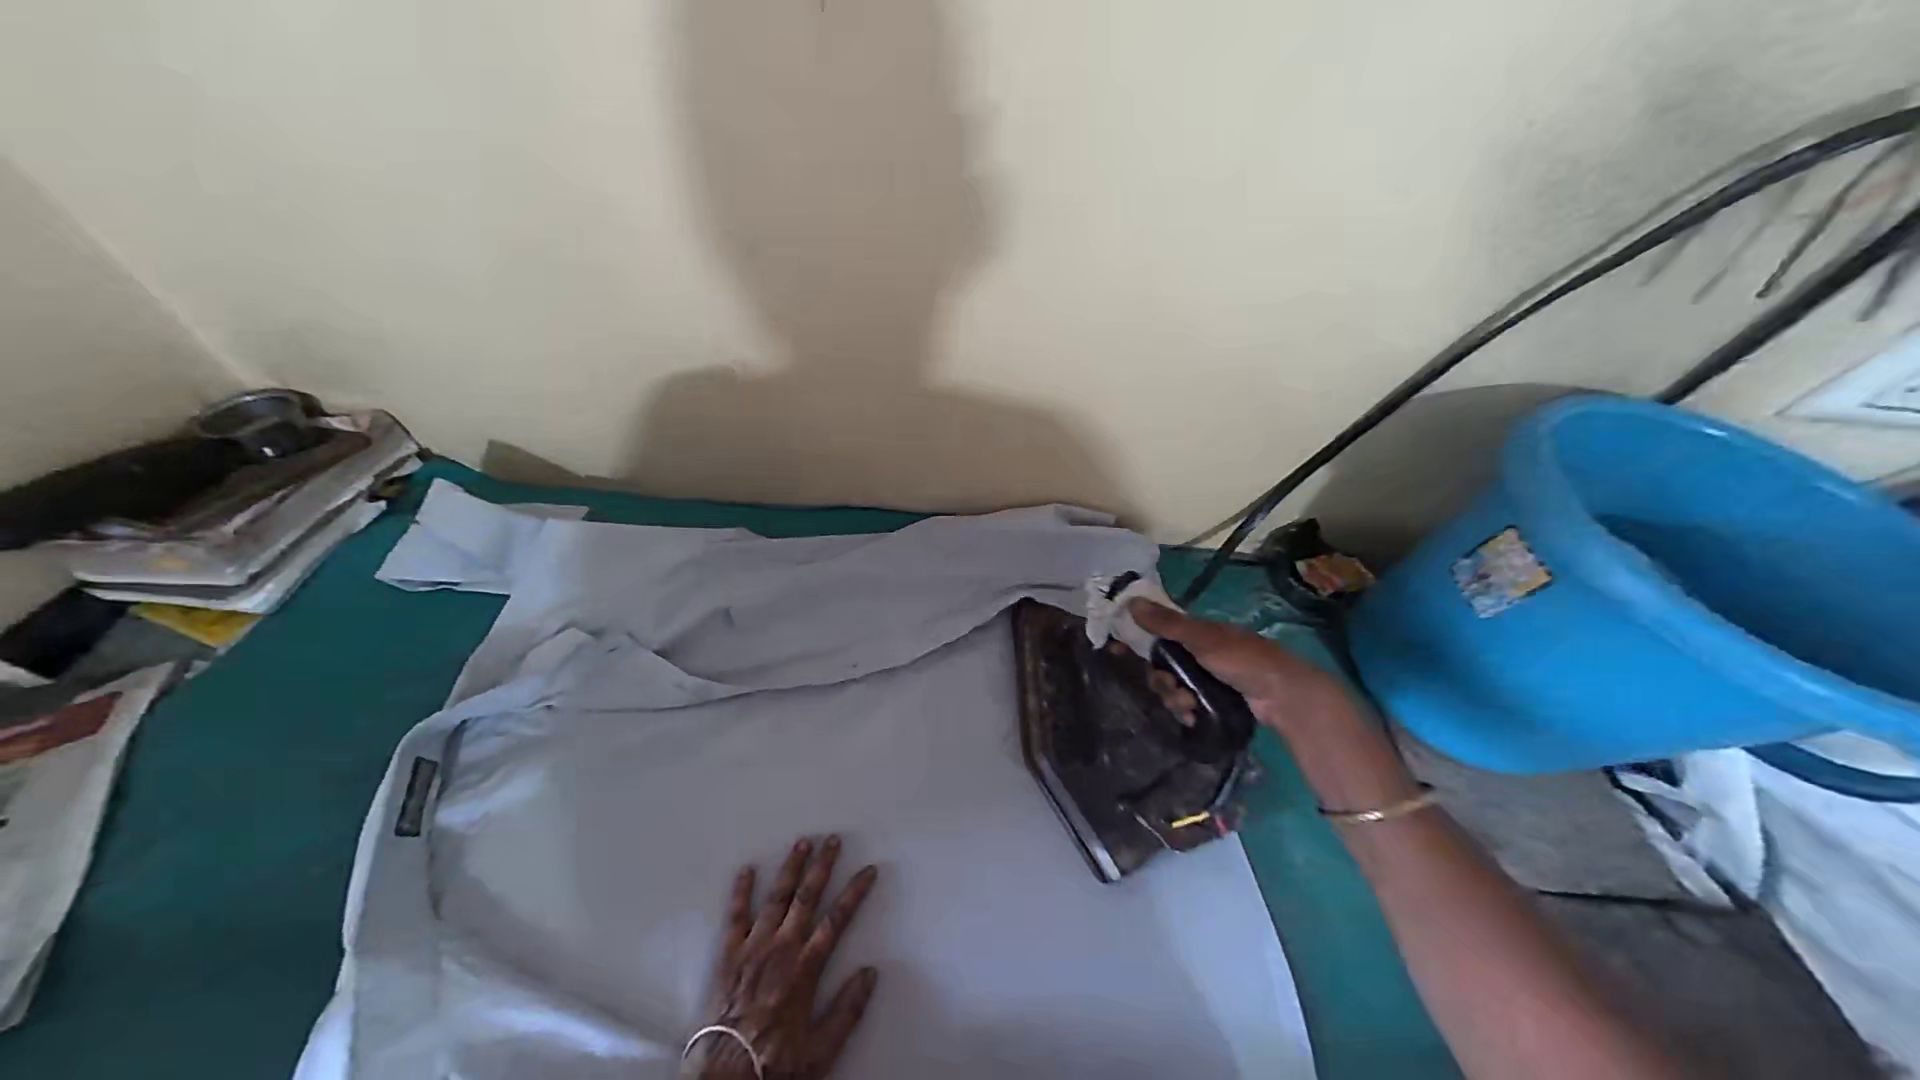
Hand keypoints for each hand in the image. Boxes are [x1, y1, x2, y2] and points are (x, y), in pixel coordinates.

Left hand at [692, 836, 879, 1079]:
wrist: (724, 1077)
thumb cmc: (775, 1062)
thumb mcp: (821, 1049)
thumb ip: (847, 1010)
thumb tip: (870, 973)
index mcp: (806, 967)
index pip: (837, 920)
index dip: (854, 893)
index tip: (868, 870)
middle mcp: (782, 948)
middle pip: (807, 897)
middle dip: (822, 866)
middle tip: (832, 839)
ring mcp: (753, 947)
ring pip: (776, 898)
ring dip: (790, 868)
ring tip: (801, 842)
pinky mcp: (729, 955)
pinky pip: (736, 917)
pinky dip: (741, 891)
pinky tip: (748, 869)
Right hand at [1126, 599, 1341, 734]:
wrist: (1283, 695)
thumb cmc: (1243, 659)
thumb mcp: (1202, 638)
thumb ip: (1167, 623)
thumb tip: (1130, 602)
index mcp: (1197, 632)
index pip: (1158, 632)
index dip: (1138, 640)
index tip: (1118, 651)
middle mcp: (1200, 653)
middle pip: (1162, 666)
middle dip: (1161, 681)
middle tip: (1171, 689)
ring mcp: (1207, 679)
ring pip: (1173, 688)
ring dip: (1174, 699)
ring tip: (1188, 707)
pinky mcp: (1214, 702)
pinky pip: (1187, 706)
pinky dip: (1186, 712)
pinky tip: (1193, 718)